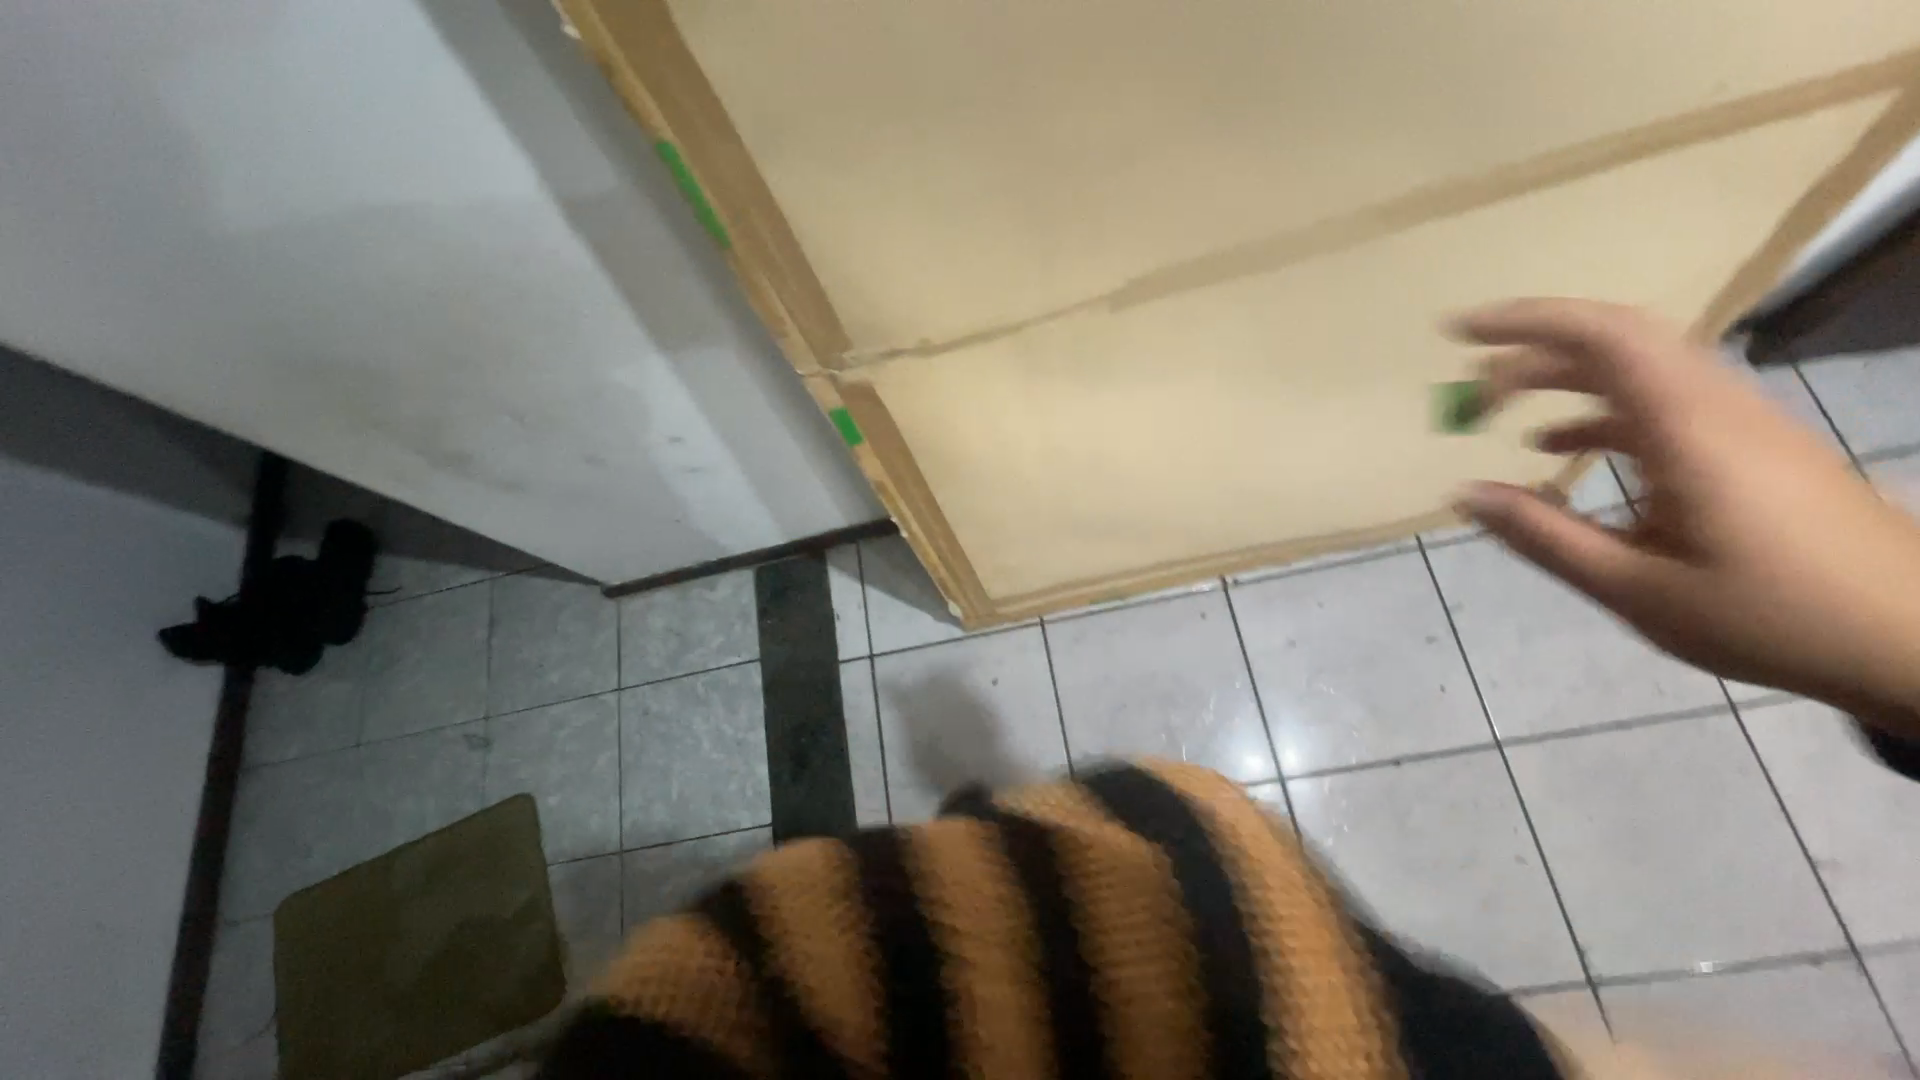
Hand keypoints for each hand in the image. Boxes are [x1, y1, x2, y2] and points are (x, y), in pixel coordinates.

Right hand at [1453, 297, 1919, 735]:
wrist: (1916, 639)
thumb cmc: (1773, 617)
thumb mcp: (1635, 588)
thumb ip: (1543, 535)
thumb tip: (1464, 494)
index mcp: (1689, 429)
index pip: (1601, 337)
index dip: (1523, 323)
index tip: (1457, 335)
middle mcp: (1717, 406)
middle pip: (1616, 340)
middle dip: (1531, 351)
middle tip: (1467, 388)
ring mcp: (1740, 422)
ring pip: (1638, 368)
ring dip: (1562, 378)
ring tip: (1497, 413)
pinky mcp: (1750, 446)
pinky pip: (1661, 403)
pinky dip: (1598, 411)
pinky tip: (1558, 449)